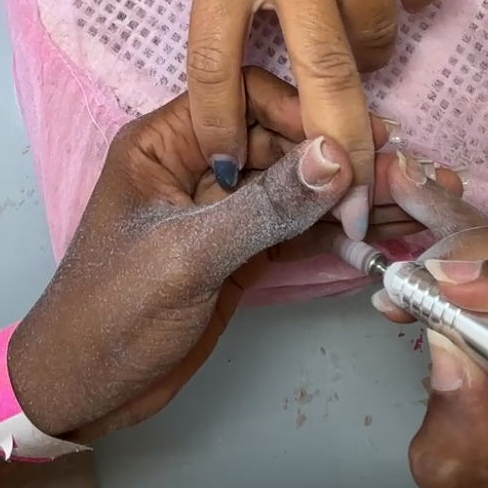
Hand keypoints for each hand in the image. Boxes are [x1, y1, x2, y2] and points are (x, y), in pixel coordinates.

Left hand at [7, 69, 360, 440]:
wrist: (88, 390)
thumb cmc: (114, 310)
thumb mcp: (187, 253)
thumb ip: (262, 206)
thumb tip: (334, 155)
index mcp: (165, 142)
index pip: (240, 97)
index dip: (297, 110)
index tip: (350, 139)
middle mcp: (197, 163)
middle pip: (275, 137)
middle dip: (329, 155)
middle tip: (392, 172)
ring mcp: (222, 206)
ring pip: (291, 182)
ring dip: (338, 192)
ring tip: (400, 198)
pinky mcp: (241, 246)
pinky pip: (292, 224)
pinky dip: (328, 229)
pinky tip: (372, 232)